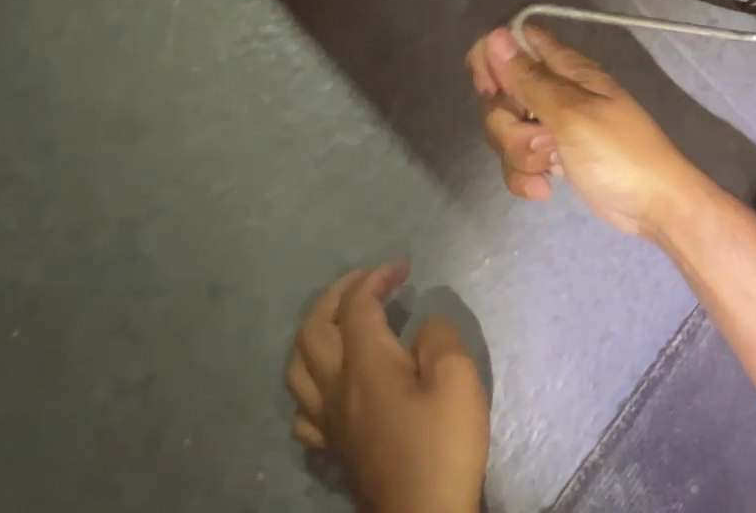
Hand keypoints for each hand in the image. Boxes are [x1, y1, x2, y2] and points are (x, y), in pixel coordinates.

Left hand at [287, 262, 489, 512]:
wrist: (423, 512)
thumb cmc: (444, 442)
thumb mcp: (458, 379)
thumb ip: (439, 338)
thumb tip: (424, 324)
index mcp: (366, 365)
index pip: (358, 308)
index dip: (376, 279)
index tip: (403, 267)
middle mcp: (336, 388)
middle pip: (314, 331)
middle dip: (336, 296)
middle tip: (366, 280)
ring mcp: (329, 421)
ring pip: (298, 368)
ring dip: (315, 333)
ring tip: (340, 322)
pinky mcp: (334, 447)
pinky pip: (304, 407)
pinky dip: (312, 381)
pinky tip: (331, 383)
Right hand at [466, 24, 715, 237]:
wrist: (654, 206)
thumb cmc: (620, 153)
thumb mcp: (572, 114)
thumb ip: (531, 79)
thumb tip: (497, 34)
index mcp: (569, 70)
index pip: (517, 42)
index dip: (494, 58)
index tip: (492, 89)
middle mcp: (559, 93)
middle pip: (503, 94)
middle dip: (508, 123)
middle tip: (541, 137)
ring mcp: (556, 127)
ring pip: (508, 131)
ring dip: (520, 155)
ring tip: (552, 165)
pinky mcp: (555, 158)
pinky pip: (520, 161)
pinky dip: (526, 177)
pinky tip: (546, 189)